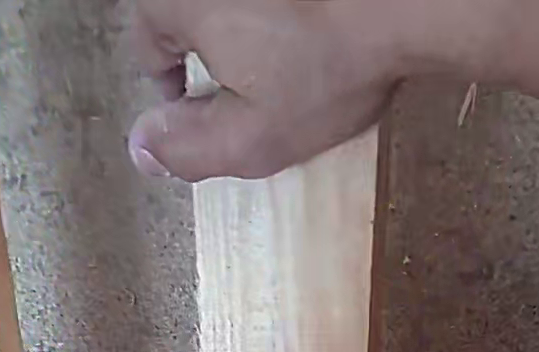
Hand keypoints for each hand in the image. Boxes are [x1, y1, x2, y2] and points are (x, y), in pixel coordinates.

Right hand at [126, 0, 399, 180]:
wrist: (397, 2)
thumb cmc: (325, 71)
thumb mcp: (252, 138)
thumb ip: (190, 150)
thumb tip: (140, 150)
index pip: (146, 44)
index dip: (169, 88)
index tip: (197, 110)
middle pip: (184, 18)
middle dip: (207, 58)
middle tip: (250, 98)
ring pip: (226, 8)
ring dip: (241, 35)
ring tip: (284, 69)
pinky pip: (264, 4)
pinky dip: (277, 19)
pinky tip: (305, 35)